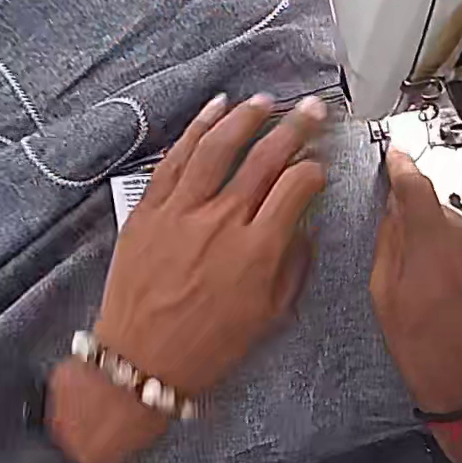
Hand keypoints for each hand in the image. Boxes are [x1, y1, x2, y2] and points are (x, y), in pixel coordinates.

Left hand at [52, 94, 327, 462]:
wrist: (142, 361)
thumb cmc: (208, 346)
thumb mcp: (268, 315)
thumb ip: (293, 266)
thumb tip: (304, 228)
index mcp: (257, 250)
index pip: (297, 187)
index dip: (315, 170)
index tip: (319, 168)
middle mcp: (222, 221)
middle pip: (266, 157)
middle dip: (296, 127)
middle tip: (312, 110)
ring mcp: (182, 211)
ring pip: (220, 146)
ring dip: (248, 117)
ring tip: (266, 101)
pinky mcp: (149, 209)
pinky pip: (176, 158)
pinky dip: (197, 129)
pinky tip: (214, 110)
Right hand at [370, 149, 461, 415]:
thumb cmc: (427, 350)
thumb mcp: (384, 297)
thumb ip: (389, 244)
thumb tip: (394, 213)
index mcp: (431, 244)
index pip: (415, 186)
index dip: (402, 167)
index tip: (397, 159)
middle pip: (443, 214)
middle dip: (429, 231)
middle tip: (420, 270)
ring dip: (458, 252)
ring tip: (448, 293)